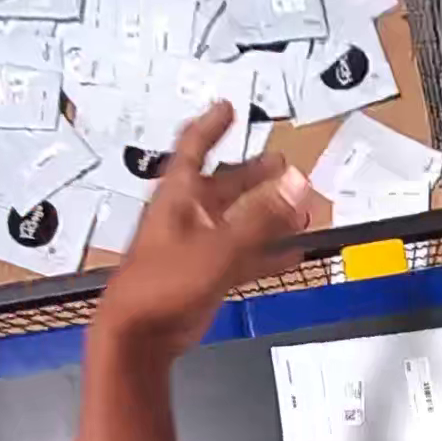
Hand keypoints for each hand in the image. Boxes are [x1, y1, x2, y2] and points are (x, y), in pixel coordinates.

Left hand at [91, 101, 315, 357]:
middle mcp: (190, 217)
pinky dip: (269, 256)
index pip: (194, 148)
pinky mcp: (211, 276)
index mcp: (179, 197)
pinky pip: (247, 259)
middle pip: (225, 187)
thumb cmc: (167, 282)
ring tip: (299, 211)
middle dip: (254, 174)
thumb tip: (298, 183)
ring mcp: (201, 248)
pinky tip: (293, 255)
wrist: (142, 332)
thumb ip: (262, 217)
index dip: (212, 126)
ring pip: (241, 224)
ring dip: (269, 217)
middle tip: (282, 165)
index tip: (229, 108)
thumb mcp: (219, 246)